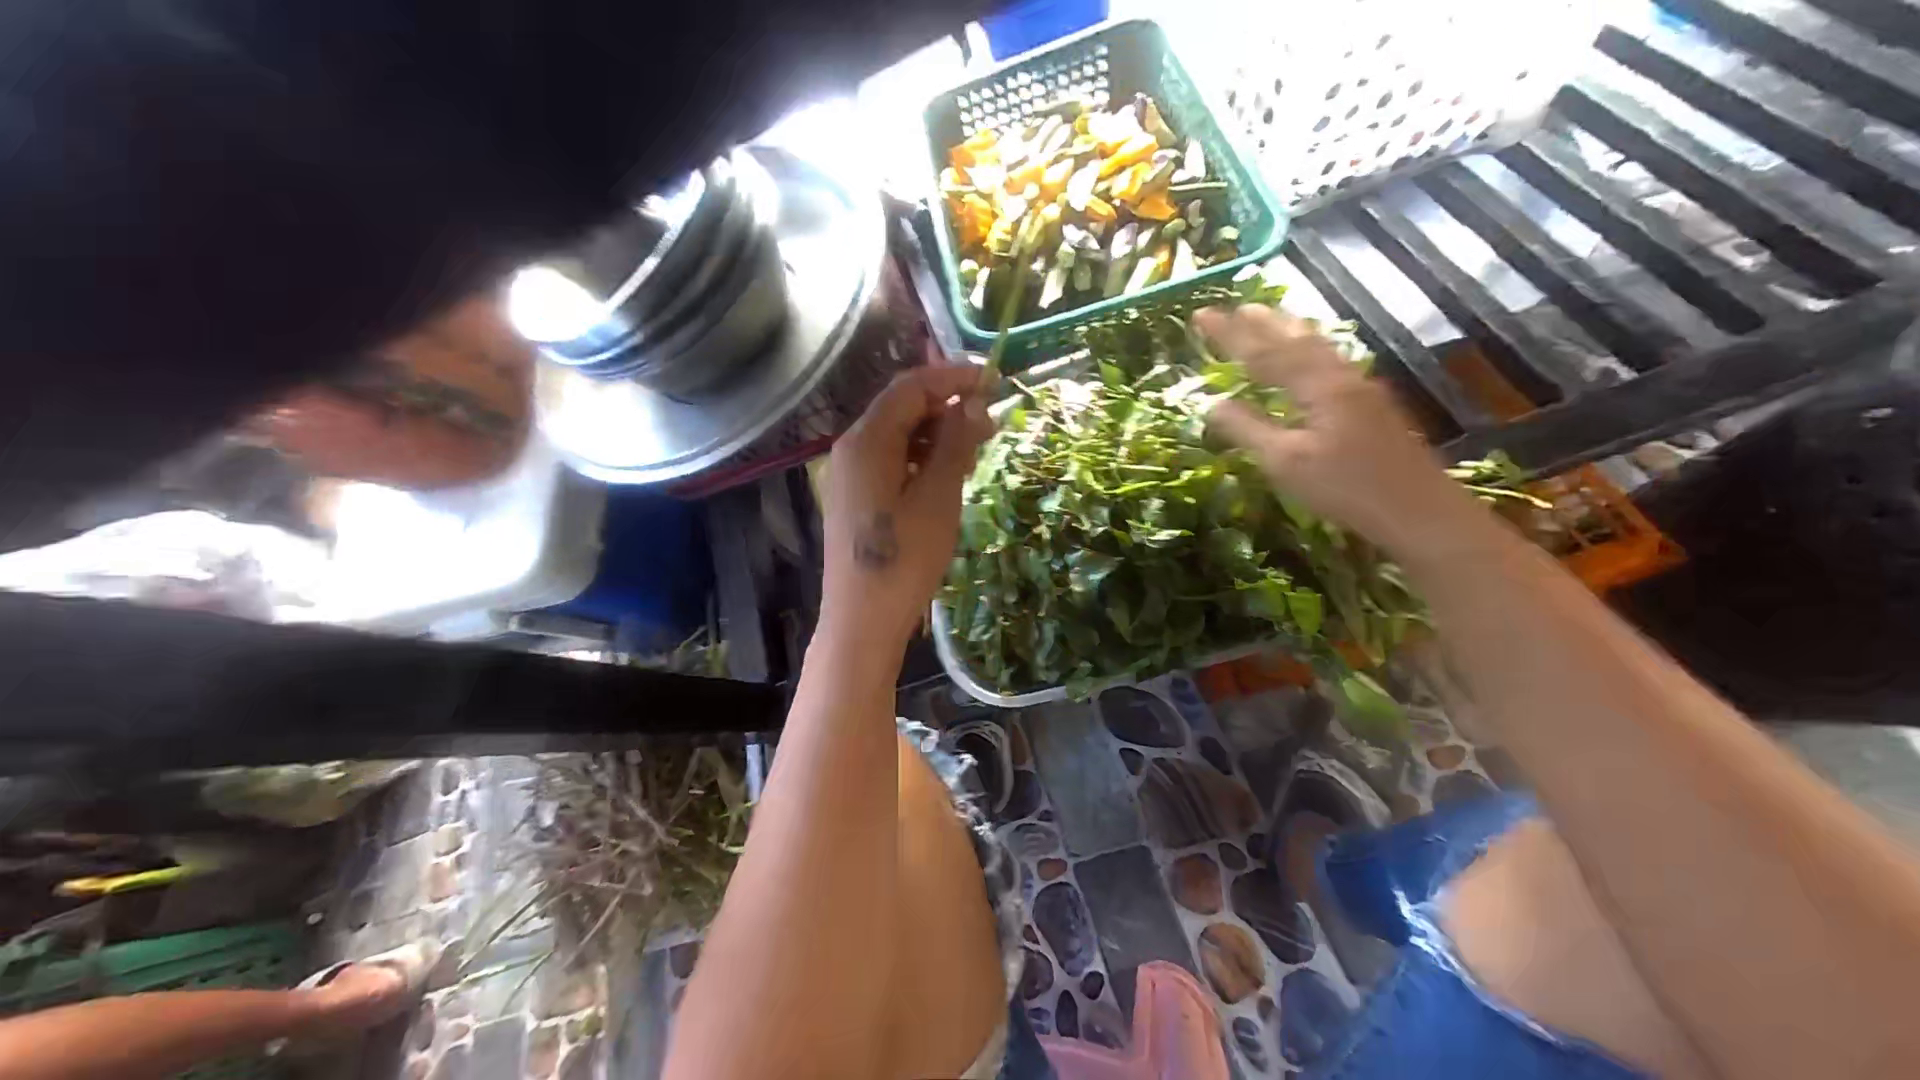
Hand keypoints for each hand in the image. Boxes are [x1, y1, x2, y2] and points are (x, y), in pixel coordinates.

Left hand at [821, 363, 995, 647]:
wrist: (863, 620)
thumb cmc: (905, 558)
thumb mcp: (938, 496)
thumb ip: (955, 443)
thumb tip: (973, 403)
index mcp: (866, 440)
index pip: (910, 387)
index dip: (952, 376)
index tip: (993, 379)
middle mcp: (851, 448)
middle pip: (901, 408)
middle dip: (947, 406)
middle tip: (991, 419)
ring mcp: (850, 475)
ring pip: (898, 436)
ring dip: (937, 433)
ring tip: (977, 448)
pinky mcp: (856, 498)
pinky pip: (892, 461)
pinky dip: (921, 458)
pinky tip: (948, 473)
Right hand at [1197, 305, 1481, 558]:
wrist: (1417, 509)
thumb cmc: (1344, 488)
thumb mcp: (1285, 462)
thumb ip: (1247, 429)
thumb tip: (1212, 405)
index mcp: (1317, 386)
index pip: (1263, 353)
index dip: (1230, 334)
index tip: (1201, 315)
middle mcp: (1340, 377)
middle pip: (1296, 340)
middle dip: (1263, 323)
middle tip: (1237, 306)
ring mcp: (1360, 389)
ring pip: (1318, 348)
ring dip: (1289, 330)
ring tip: (1269, 317)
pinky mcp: (1370, 405)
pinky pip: (1331, 361)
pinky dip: (1309, 349)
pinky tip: (1309, 356)